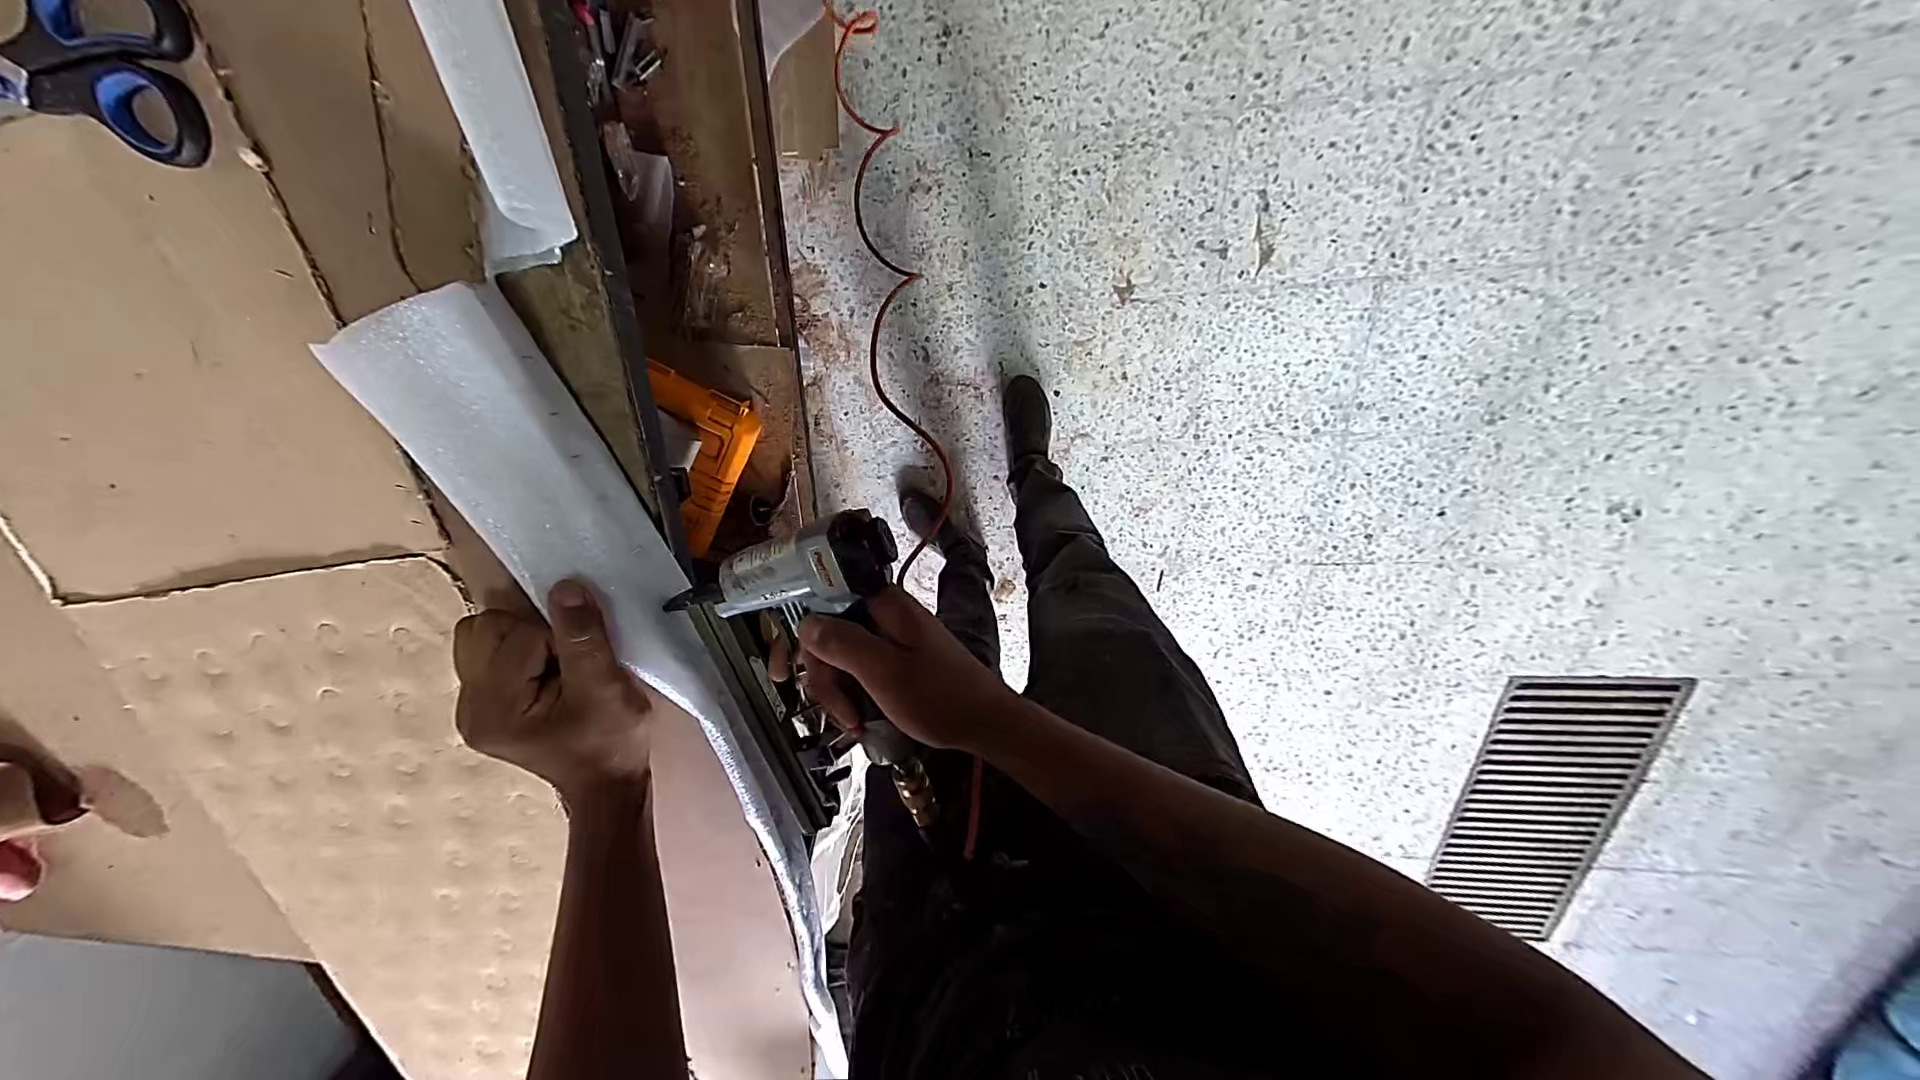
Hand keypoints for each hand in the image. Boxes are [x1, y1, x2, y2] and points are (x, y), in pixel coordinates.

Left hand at [453, 580, 653, 799]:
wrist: (609, 785)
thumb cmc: (612, 740)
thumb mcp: (606, 687)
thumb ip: (583, 636)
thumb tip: (564, 587)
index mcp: (493, 707)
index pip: (516, 634)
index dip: (558, 637)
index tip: (586, 664)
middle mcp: (469, 706)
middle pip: (484, 629)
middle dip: (533, 632)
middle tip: (569, 663)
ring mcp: (472, 707)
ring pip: (483, 637)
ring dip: (527, 639)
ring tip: (559, 669)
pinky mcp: (485, 706)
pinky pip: (491, 655)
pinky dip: (523, 654)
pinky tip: (550, 677)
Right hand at [795, 586, 1023, 751]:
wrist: (984, 723)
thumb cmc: (941, 698)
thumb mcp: (884, 673)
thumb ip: (843, 644)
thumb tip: (806, 623)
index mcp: (885, 605)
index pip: (824, 599)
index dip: (805, 631)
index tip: (793, 668)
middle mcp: (885, 614)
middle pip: (828, 633)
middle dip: (825, 675)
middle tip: (839, 710)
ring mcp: (889, 637)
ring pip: (840, 654)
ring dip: (838, 690)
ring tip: (854, 720)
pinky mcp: (894, 658)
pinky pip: (857, 668)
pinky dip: (852, 693)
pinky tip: (859, 717)